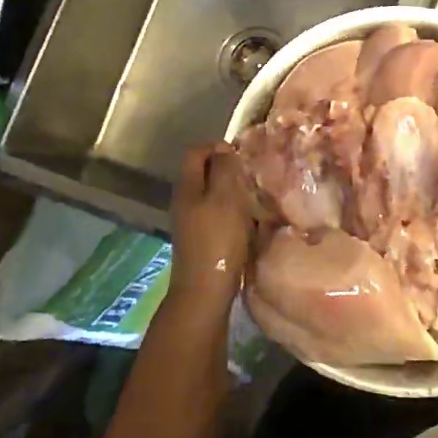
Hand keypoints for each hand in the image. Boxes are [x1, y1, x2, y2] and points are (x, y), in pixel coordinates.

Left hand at [170, 142, 254, 304]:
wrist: (204, 291)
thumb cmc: (218, 240)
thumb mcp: (225, 198)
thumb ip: (224, 169)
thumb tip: (224, 148)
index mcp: (187, 187)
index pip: (196, 152)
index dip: (217, 146)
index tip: (241, 152)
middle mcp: (184, 201)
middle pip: (202, 173)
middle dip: (226, 168)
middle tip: (251, 172)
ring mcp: (190, 222)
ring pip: (211, 194)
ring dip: (231, 190)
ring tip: (253, 194)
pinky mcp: (200, 239)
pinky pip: (216, 214)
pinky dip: (231, 210)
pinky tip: (248, 220)